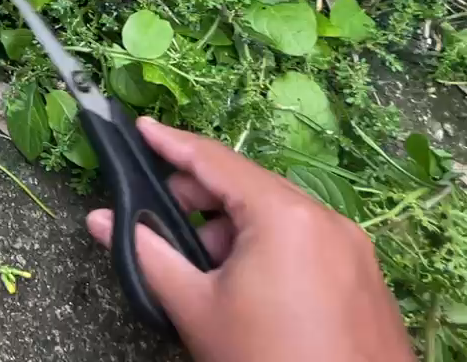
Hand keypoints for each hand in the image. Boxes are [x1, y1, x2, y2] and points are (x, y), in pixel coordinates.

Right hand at [86, 118, 414, 361]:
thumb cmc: (269, 361)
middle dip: (197, 194)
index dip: (171, 142)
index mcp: (284, 217)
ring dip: (230, 223)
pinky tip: (243, 283)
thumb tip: (100, 220)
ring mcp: (354, 251)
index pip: (214, 160)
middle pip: (244, 183)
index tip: (140, 127)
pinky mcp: (366, 280)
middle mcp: (326, 221)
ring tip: (204, 265)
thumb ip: (145, 252)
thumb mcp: (195, 307)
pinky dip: (264, 243)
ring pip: (273, 211)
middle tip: (160, 216)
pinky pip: (303, 238)